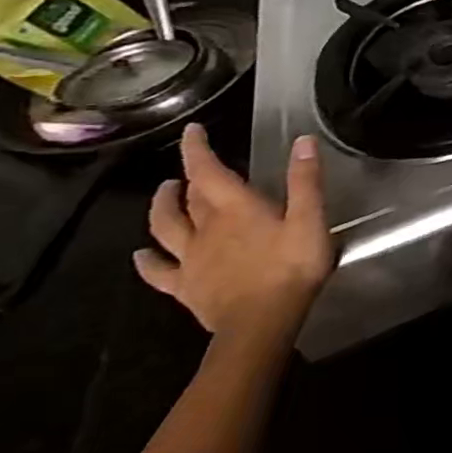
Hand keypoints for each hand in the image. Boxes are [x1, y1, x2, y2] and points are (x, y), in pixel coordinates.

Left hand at [135, 124, 333, 341]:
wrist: (262, 321)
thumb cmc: (291, 266)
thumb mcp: (310, 219)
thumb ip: (305, 181)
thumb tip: (302, 140)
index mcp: (235, 209)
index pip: (208, 171)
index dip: (197, 149)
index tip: (193, 131)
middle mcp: (206, 229)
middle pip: (189, 198)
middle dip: (189, 177)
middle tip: (191, 167)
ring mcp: (190, 259)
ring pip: (165, 228)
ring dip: (162, 208)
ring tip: (164, 194)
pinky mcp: (185, 286)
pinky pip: (158, 271)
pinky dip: (147, 261)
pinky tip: (140, 255)